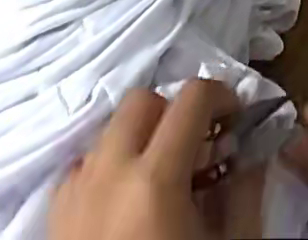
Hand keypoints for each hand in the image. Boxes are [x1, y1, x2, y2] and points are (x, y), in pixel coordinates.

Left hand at [49, 80, 233, 239]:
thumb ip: (244, 191)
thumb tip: (252, 146)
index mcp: (155, 179)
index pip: (190, 98)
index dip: (220, 96)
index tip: (235, 117)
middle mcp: (108, 171)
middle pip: (143, 100)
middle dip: (175, 112)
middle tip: (200, 145)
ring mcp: (76, 189)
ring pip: (111, 128)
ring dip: (143, 136)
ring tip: (166, 176)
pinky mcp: (56, 211)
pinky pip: (86, 162)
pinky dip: (112, 164)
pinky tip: (131, 203)